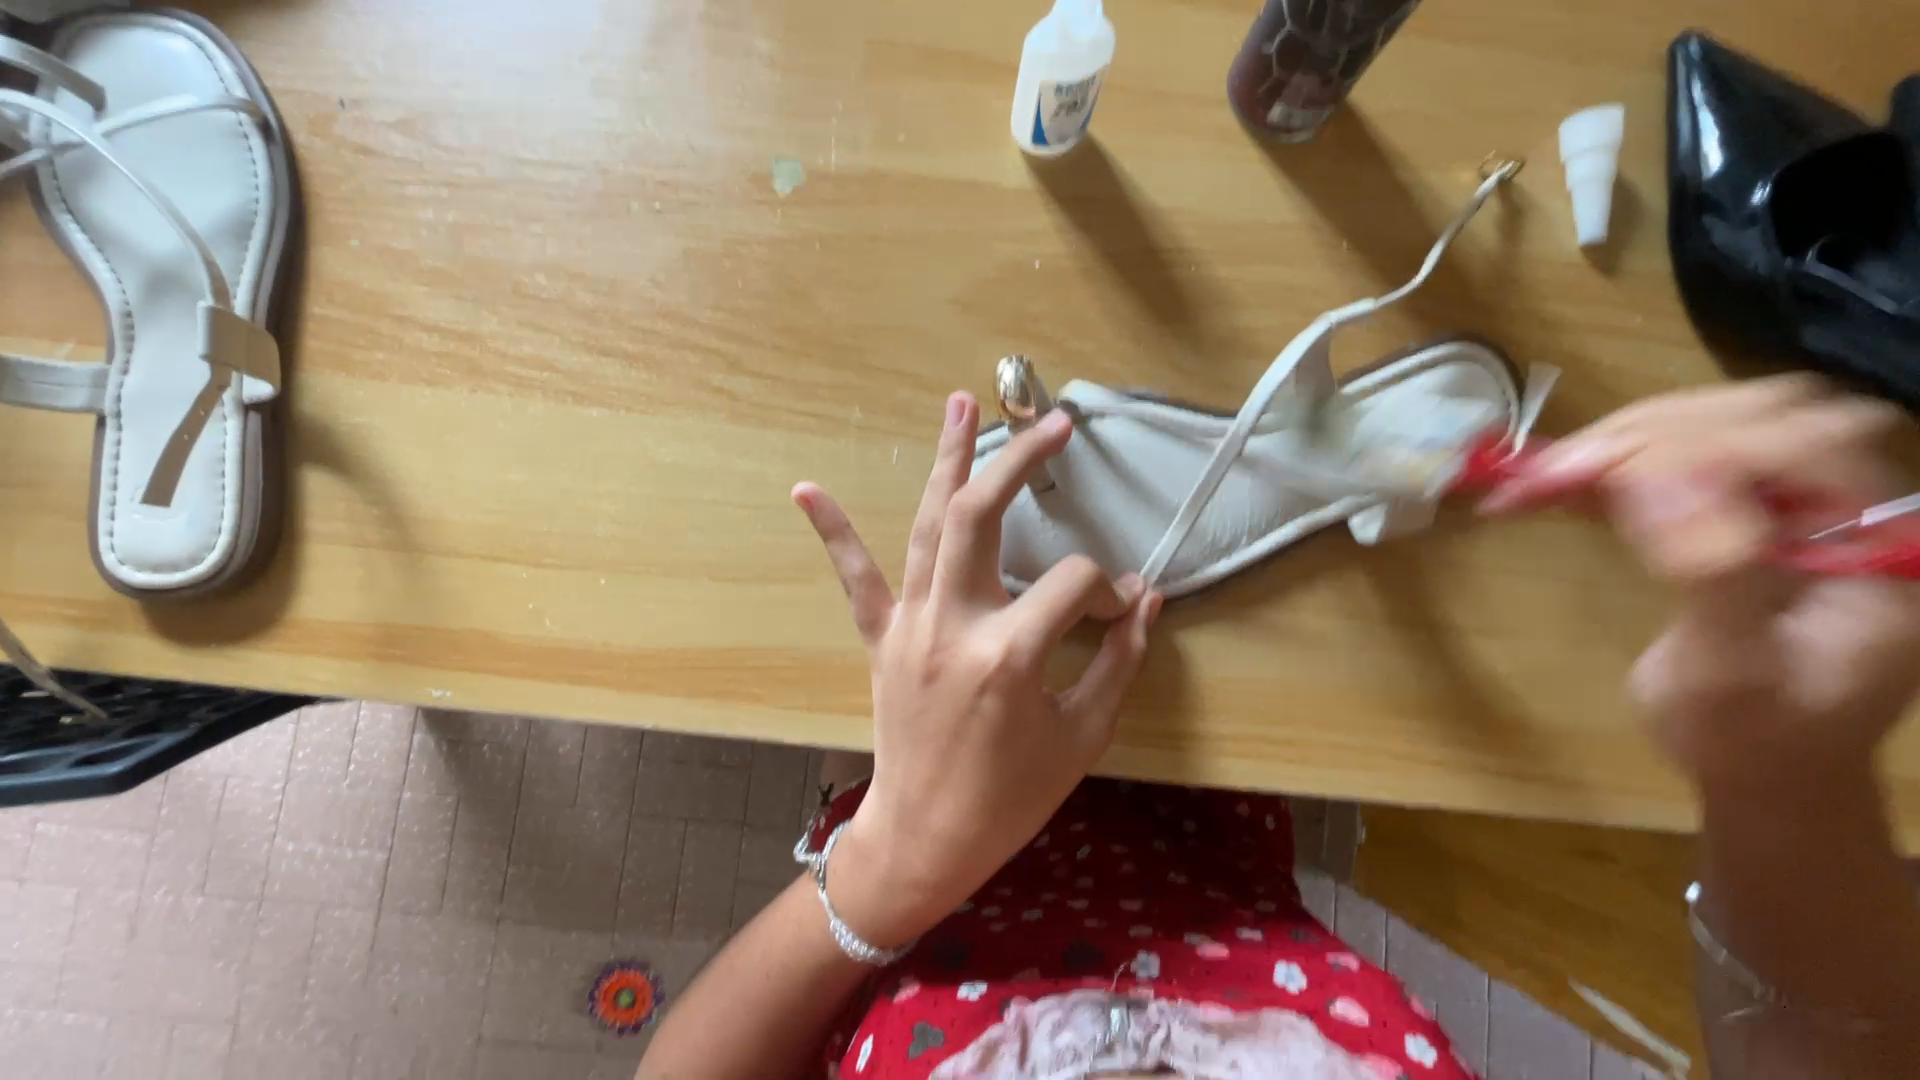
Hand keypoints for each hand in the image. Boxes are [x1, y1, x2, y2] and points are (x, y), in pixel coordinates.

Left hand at [791, 393, 1162, 946]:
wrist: (927, 838)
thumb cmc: (1012, 797)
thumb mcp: (1083, 734)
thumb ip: (1119, 659)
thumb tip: (1147, 597)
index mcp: (1009, 655)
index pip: (1075, 584)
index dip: (1108, 591)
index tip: (1120, 610)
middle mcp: (952, 625)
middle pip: (980, 517)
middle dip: (1018, 461)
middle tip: (1053, 424)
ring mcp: (908, 627)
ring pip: (925, 526)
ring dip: (944, 461)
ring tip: (958, 402)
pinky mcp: (881, 640)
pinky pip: (855, 580)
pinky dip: (833, 532)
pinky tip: (807, 488)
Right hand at [1483, 377, 1919, 793]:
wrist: (1762, 771)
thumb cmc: (1758, 740)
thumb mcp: (1738, 675)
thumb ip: (1714, 576)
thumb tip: (1657, 484)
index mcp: (1875, 539)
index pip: (1798, 442)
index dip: (1691, 442)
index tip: (1587, 475)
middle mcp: (1840, 506)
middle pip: (1753, 414)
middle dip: (1646, 432)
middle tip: (1555, 471)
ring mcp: (1783, 508)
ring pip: (1703, 428)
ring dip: (1612, 445)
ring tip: (1532, 481)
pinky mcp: (1727, 517)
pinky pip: (1665, 465)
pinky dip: (1599, 469)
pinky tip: (1542, 490)